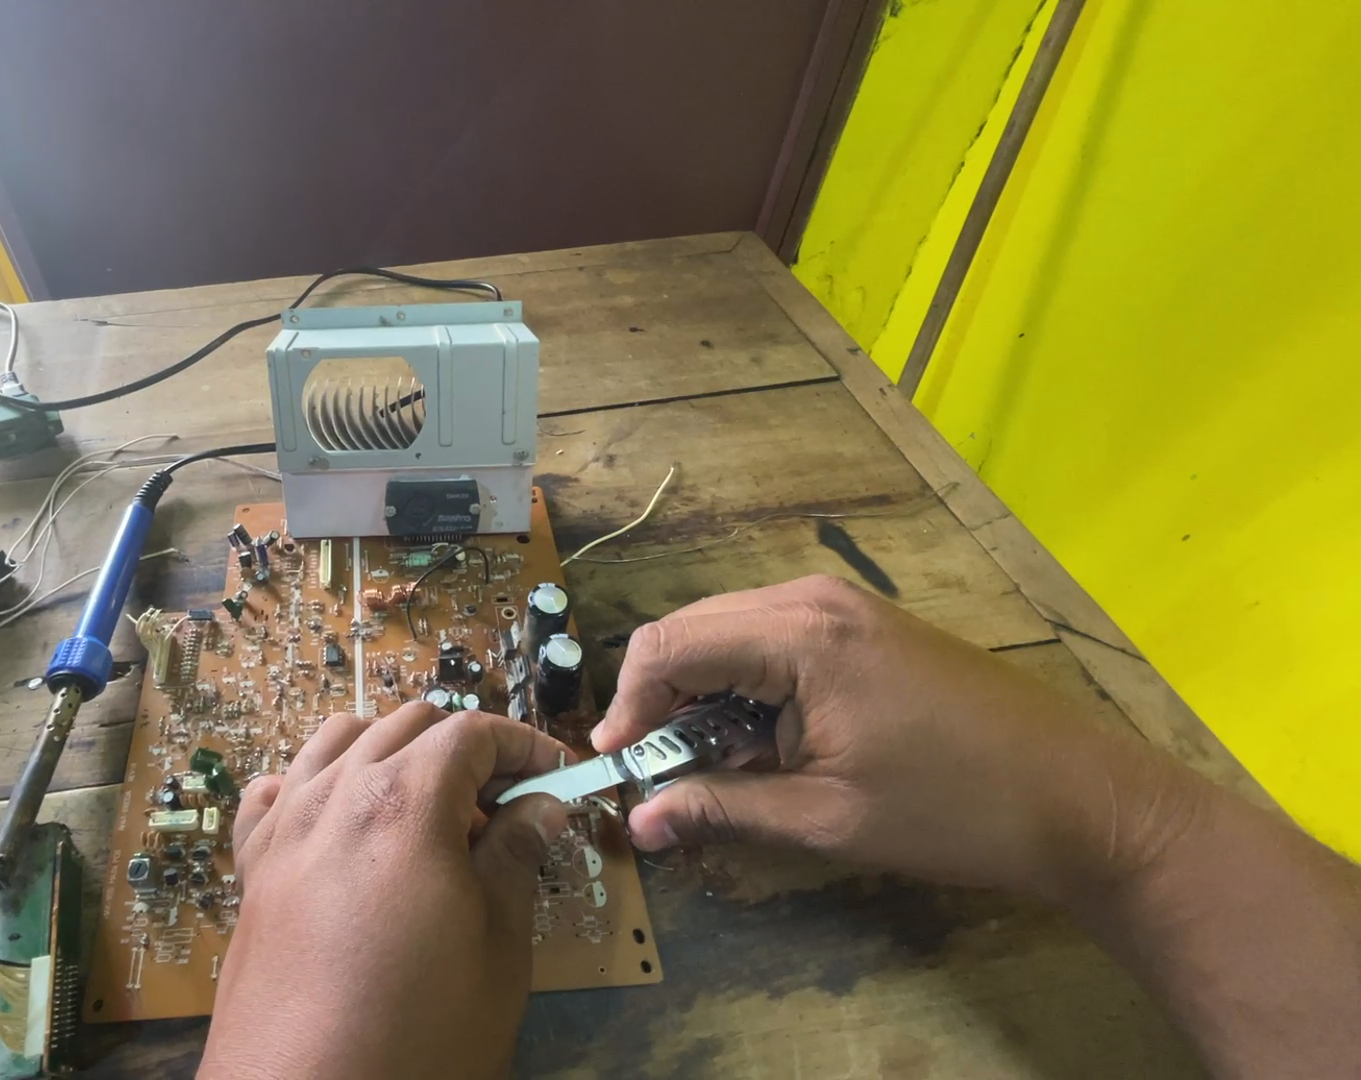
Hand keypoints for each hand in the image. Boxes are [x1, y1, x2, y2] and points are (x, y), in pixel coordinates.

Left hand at [200, 705, 572, 1079]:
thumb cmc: (417, 1034)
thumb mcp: (496, 947)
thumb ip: (516, 856)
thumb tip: (542, 804)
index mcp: (402, 800)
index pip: (470, 732)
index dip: (522, 744)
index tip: (554, 773)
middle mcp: (337, 792)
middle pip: (407, 723)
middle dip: (464, 747)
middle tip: (500, 803)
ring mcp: (285, 823)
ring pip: (340, 738)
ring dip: (392, 750)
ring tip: (424, 805)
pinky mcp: (254, 864)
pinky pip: (275, 790)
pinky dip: (313, 783)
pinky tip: (337, 821)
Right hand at [591, 575, 1203, 902]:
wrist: (1093, 802)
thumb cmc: (956, 810)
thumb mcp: (825, 817)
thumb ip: (720, 808)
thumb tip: (639, 825)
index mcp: (799, 635)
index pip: (670, 646)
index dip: (628, 703)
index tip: (615, 759)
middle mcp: (807, 599)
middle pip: (688, 629)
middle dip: (657, 694)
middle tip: (653, 762)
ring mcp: (834, 603)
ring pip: (721, 630)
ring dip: (696, 689)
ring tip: (705, 754)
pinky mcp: (853, 620)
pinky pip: (761, 636)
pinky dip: (737, 680)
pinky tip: (755, 731)